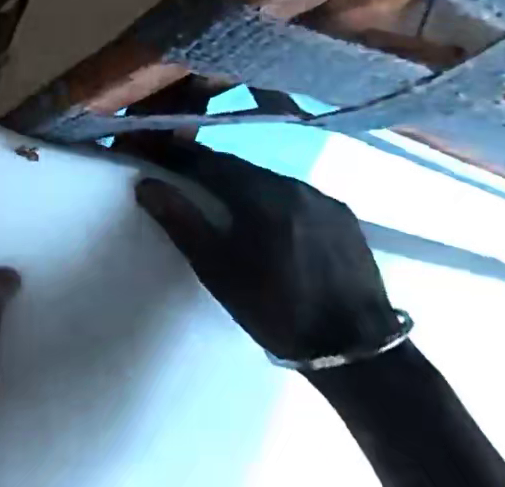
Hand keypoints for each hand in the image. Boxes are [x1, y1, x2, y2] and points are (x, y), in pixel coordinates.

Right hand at [129, 134, 397, 363]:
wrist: (356, 353)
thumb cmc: (277, 311)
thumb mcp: (218, 271)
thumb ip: (182, 222)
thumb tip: (148, 185)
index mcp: (260, 193)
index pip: (210, 160)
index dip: (180, 155)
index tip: (156, 152)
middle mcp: (293, 184)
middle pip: (241, 168)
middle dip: (211, 170)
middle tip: (187, 180)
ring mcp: (323, 198)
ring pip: (270, 182)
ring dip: (245, 187)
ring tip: (228, 208)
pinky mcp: (344, 216)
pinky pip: (298, 198)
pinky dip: (276, 203)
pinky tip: (272, 226)